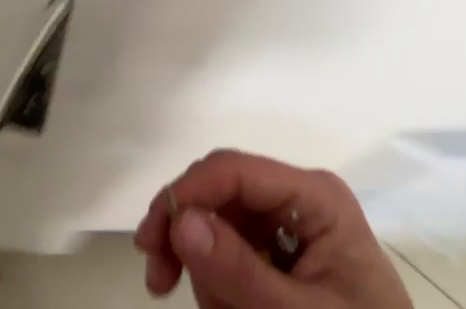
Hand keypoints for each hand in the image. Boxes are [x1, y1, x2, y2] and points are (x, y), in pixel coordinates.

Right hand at [134, 149, 412, 308]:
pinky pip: (229, 246)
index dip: (186, 195)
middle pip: (217, 191)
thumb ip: (241, 272)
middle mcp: (297, 196)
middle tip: (159, 282)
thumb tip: (181, 221)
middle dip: (185, 234)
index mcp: (314, 196)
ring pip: (216, 221)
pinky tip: (230, 306)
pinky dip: (217, 277)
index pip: (233, 170)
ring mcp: (287, 221)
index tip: (151, 242)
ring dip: (202, 266)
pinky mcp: (281, 247)